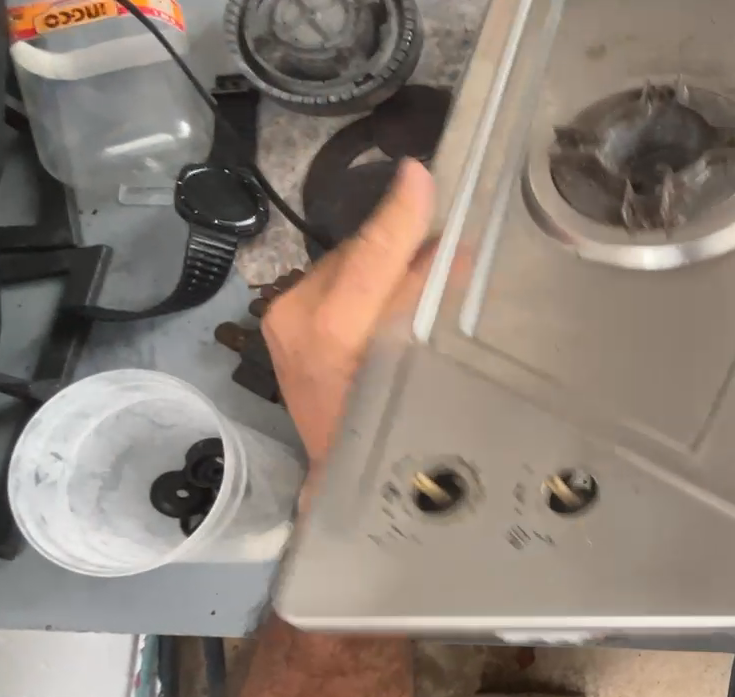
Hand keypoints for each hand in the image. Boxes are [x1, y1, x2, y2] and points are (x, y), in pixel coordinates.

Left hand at [262, 160, 435, 467]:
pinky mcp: (286, 324)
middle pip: (359, 258)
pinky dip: (372, 276)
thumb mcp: (419, 386)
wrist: (337, 483)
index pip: (370, 263)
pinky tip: (400, 282)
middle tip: (446, 215)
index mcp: (330, 337)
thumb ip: (428, 321)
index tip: (421, 177)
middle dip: (402, 236)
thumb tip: (448, 264)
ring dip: (390, 257)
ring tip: (433, 250)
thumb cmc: (388, 450)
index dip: (400, 221)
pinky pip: (338, 283)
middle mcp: (297, 318)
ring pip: (348, 267)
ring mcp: (285, 320)